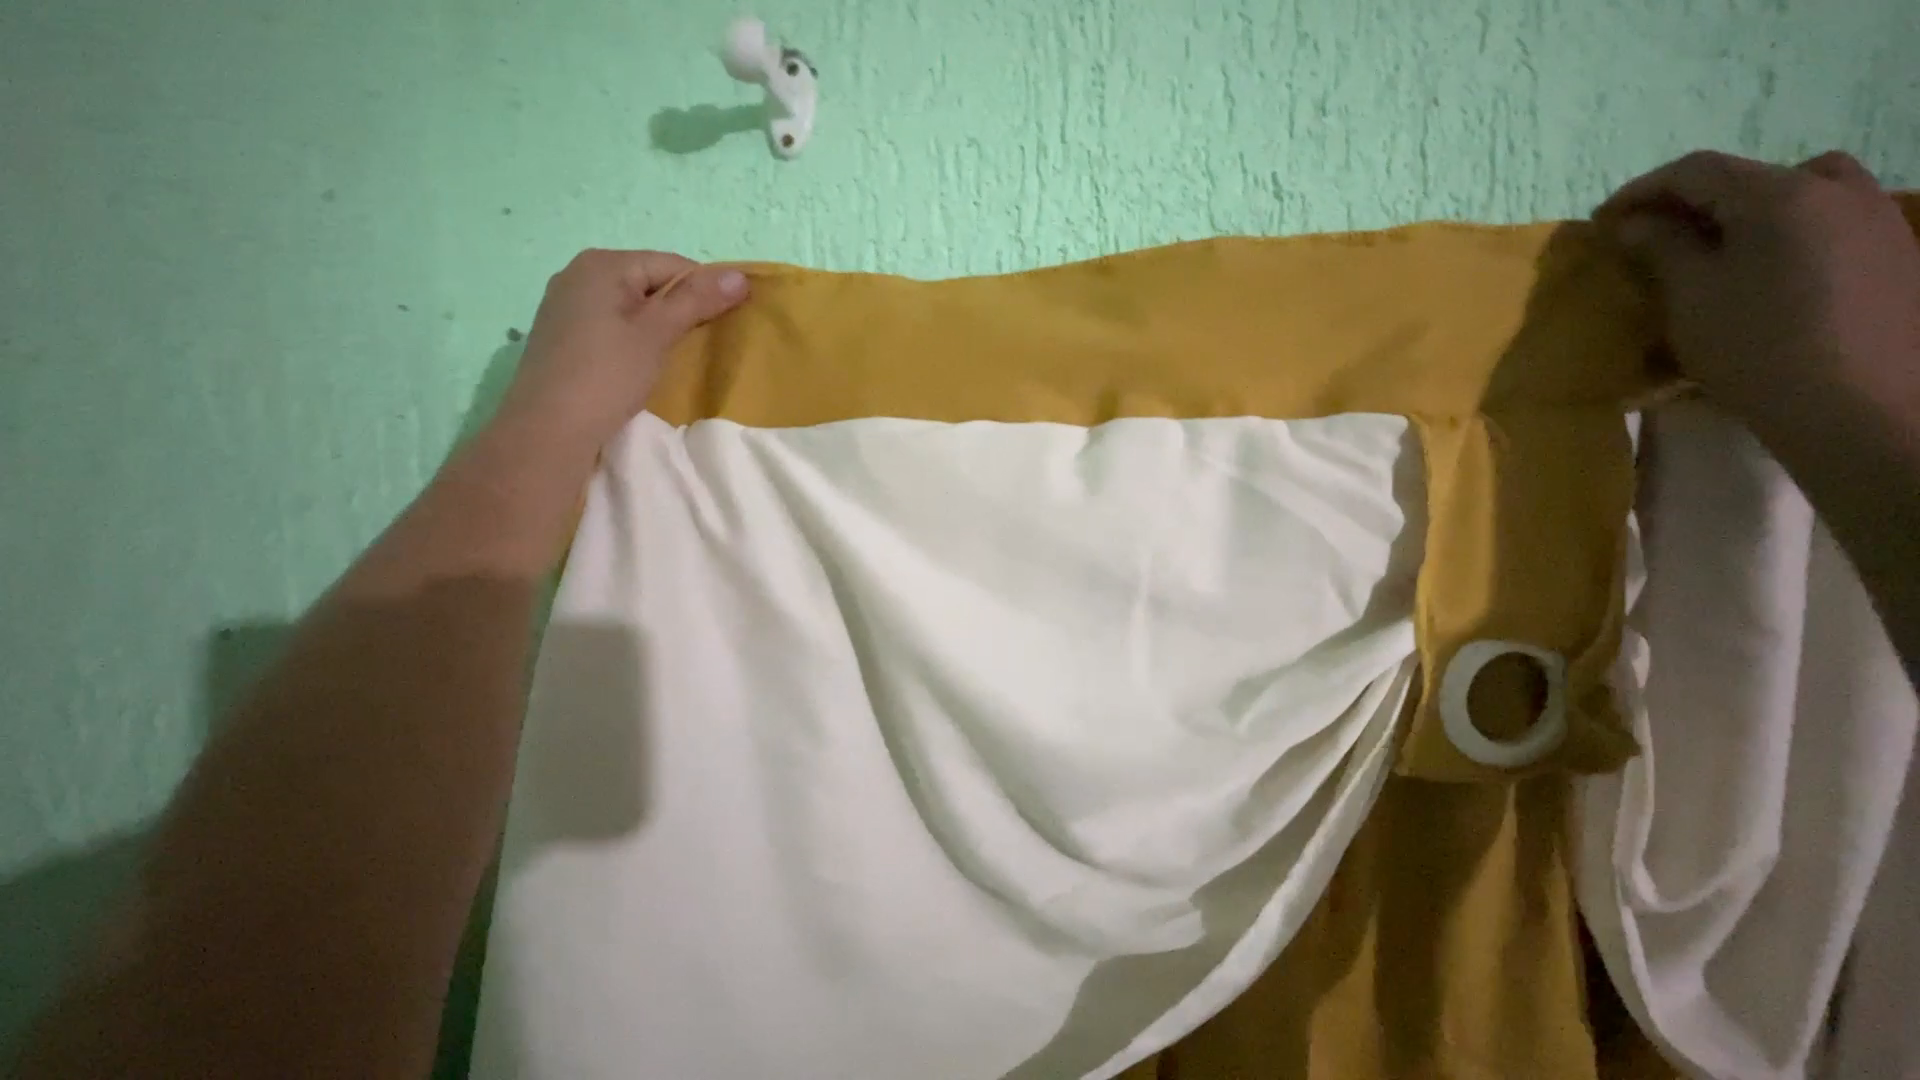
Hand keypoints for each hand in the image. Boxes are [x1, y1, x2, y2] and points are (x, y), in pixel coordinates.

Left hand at [496, 249, 748, 449]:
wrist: (548, 430)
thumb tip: (741, 276)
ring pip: (631, 306)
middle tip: (702, 344)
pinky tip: (641, 365)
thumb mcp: (657, 334)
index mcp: (602, 264)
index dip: (705, 291)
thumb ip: (698, 301)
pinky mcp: (563, 335)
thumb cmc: (606, 375)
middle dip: (681, 309)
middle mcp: (579, 274)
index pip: (672, 264)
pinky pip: (611, 324)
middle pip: (650, 282)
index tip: (726, 323)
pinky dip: (634, 339)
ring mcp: (566, 305)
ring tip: (674, 357)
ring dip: (658, 327)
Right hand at [1593, 150, 1919, 425]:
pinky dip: (1786, 232)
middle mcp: (1836, 189)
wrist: (1858, 405)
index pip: (1695, 170)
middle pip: (1751, 176)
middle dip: (1695, 202)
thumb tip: (1634, 223)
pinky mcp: (1894, 251)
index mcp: (1780, 194)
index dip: (1640, 191)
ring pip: (1801, 191)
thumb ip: (1660, 248)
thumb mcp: (1690, 297)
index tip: (1602, 222)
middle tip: (1656, 239)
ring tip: (1715, 252)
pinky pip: (1828, 220)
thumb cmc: (1757, 347)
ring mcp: (1875, 217)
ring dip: (1747, 212)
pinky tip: (1768, 273)